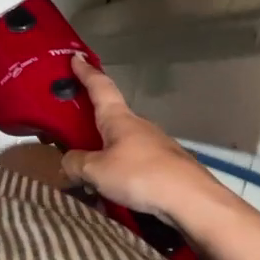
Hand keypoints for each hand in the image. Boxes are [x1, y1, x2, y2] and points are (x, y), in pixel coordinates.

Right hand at [60, 57, 224, 216]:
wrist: (193, 201)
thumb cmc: (141, 175)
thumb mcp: (96, 171)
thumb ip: (76, 163)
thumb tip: (67, 161)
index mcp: (119, 118)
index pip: (100, 87)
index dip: (86, 72)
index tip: (76, 58)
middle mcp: (138, 126)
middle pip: (109, 117)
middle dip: (89, 121)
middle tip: (68, 129)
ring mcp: (155, 145)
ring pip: (121, 143)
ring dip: (104, 152)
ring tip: (86, 173)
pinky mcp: (166, 166)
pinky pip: (133, 162)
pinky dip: (119, 170)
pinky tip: (112, 189)